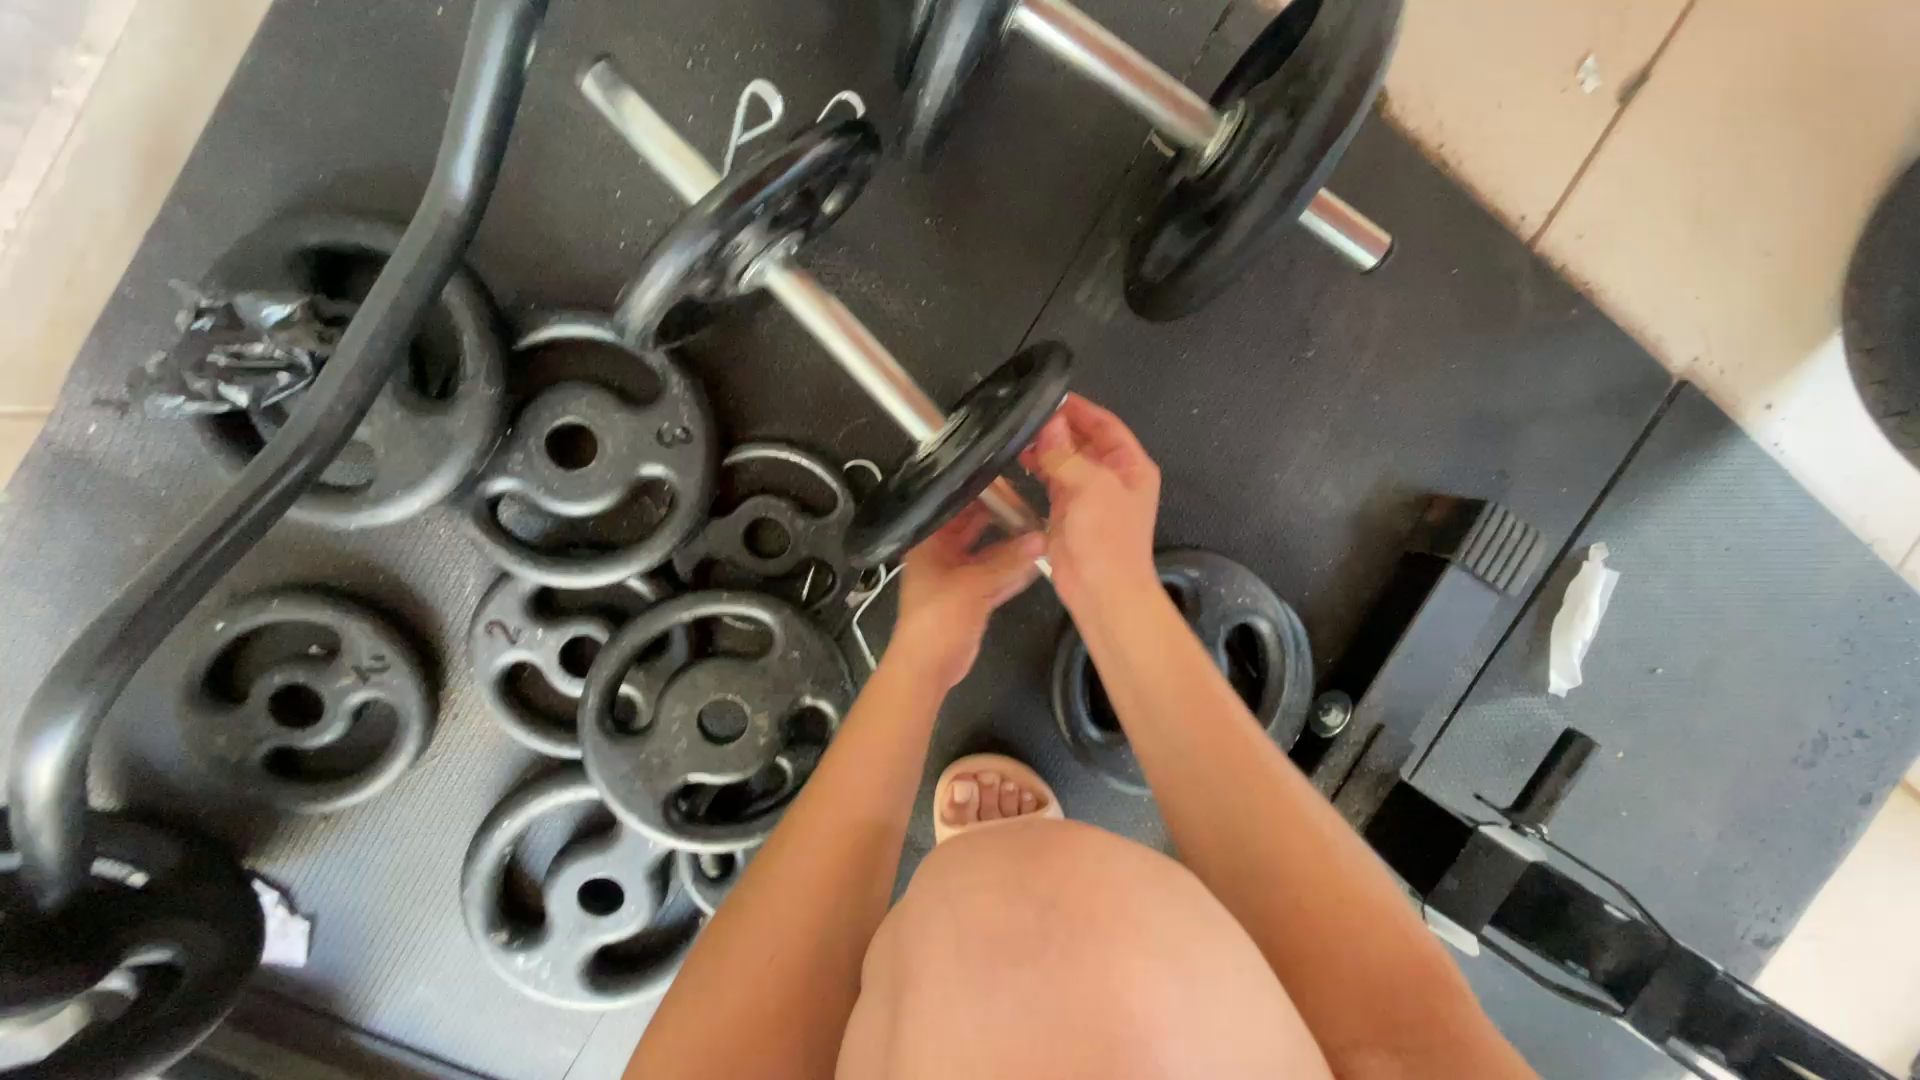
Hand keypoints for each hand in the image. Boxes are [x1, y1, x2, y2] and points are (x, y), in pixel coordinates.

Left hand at [890, 505, 1046, 688]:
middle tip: (1031, 504)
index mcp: (928, 541)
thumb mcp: (973, 584)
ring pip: (988, 551)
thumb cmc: (938, 617)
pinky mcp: (972, 596)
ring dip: (1011, 545)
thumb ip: (1009, 561)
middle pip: (973, 525)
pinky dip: (1014, 570)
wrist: (928, 666)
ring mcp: (957, 574)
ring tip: (1040, 527)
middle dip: (1000, 516)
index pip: (955, 505)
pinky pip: (996, 575)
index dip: (979, 492)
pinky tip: (1038, 559)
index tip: (1009, 482)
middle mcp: (941, 552)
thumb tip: (1042, 538)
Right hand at [1021, 394, 1161, 614]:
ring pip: (1064, 460)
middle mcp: (1111, 476)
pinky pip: (1052, 481)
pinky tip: (1019, 460)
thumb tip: (1048, 424)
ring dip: (1044, 447)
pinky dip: (1037, 469)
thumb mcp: (1092, 487)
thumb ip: (1066, 454)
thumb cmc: (1108, 537)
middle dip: (1057, 428)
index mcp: (1130, 466)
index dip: (1080, 409)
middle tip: (1024, 416)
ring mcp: (1088, 494)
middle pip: (1083, 440)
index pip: (1106, 425)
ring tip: (1017, 435)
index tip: (1050, 396)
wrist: (1103, 591)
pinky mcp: (1067, 512)